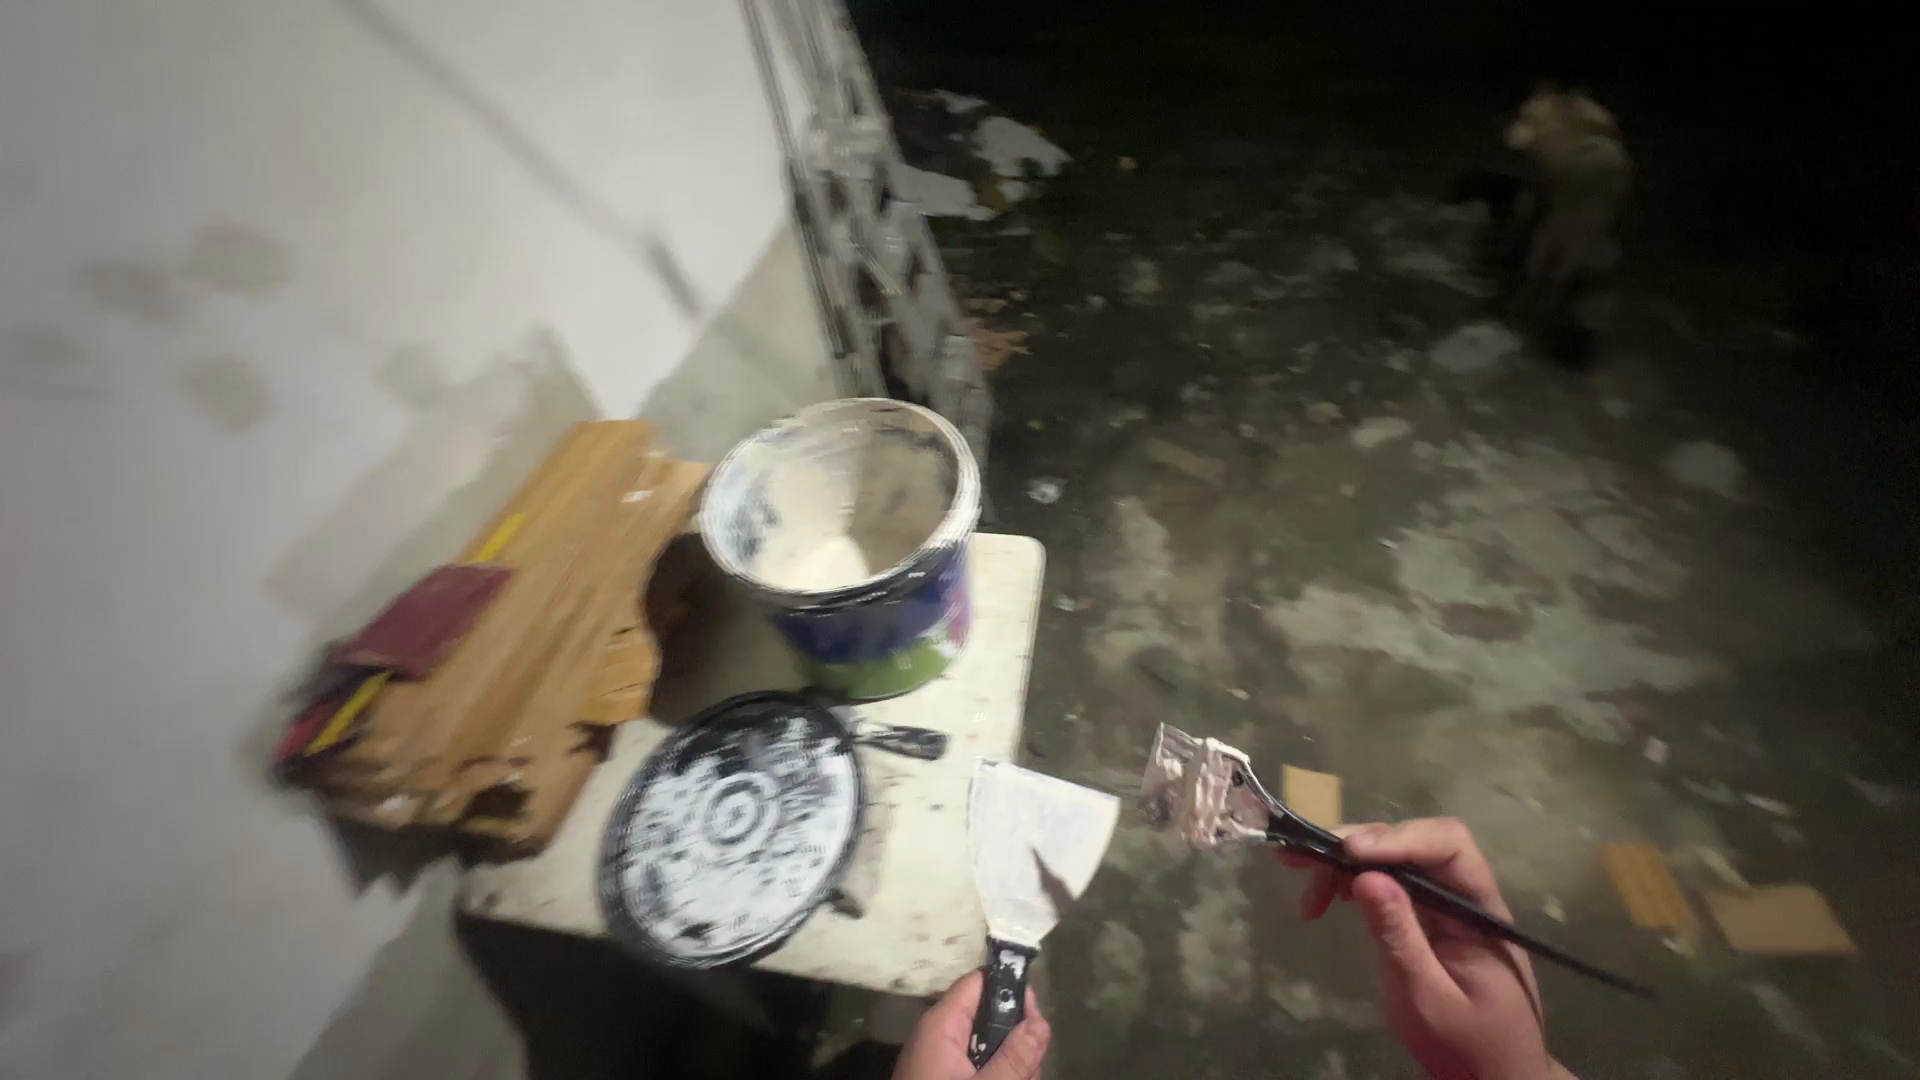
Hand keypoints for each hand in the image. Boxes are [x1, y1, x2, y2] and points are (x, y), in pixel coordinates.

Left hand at [891, 969, 1050, 1079]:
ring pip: (989, 1046)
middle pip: (989, 1015)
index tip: (1036, 1019)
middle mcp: (940, 1034)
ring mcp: (941, 1060)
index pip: (979, 982)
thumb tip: (1041, 1021)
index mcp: (942, 1024)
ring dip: (1010, 1067)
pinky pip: (978, 1067)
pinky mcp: (943, 1078)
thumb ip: (1014, 1058)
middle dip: (1015, 1041)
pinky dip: (996, 1077)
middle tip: (1030, 1072)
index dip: (1009, 992)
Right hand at [1281, 818, 1565, 1079]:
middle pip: (1407, 841)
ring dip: (1338, 860)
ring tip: (1296, 871)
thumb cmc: (1467, 1045)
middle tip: (1299, 855)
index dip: (1399, 837)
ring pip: (1385, 854)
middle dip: (1351, 844)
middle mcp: (1460, 892)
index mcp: (1480, 910)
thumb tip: (1367, 877)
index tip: (1351, 851)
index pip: (1449, 846)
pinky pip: (1376, 876)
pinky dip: (1342, 878)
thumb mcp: (1430, 999)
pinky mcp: (1415, 909)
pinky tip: (1321, 896)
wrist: (1488, 1077)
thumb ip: (1401, 938)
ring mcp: (1437, 899)